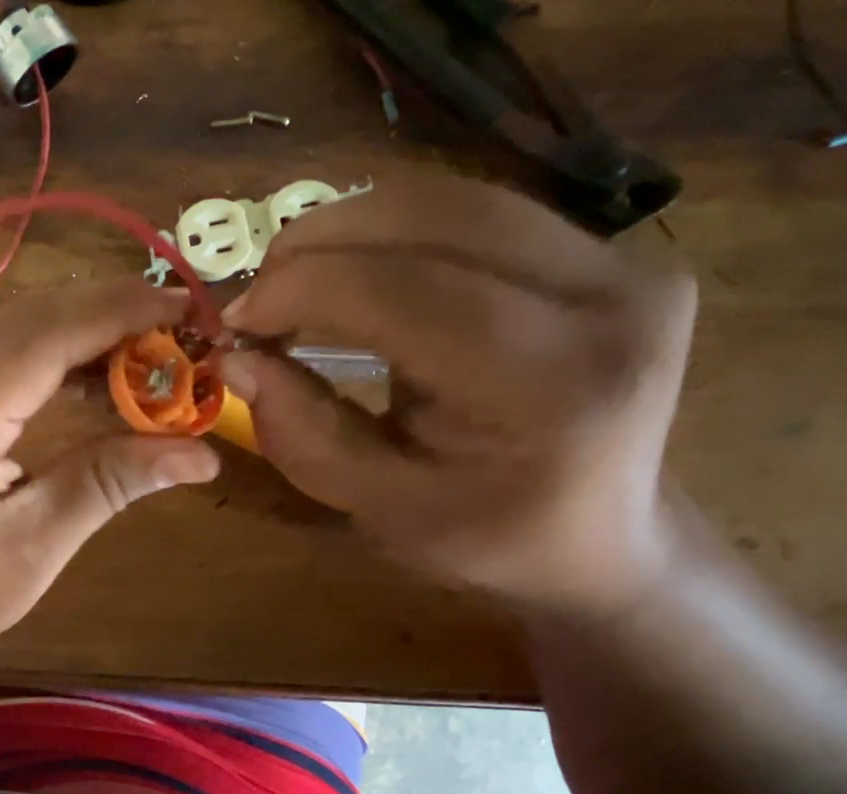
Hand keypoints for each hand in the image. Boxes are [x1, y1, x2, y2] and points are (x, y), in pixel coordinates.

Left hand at [0, 280, 220, 665]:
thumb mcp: (35, 547)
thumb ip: (110, 482)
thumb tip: (204, 452)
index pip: (41, 340)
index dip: (118, 315)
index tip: (188, 309)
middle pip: (22, 319)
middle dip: (104, 312)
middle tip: (178, 328)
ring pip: (2, 325)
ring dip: (73, 327)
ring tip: (143, 349)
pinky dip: (37, 349)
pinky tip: (82, 370)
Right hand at [222, 169, 696, 613]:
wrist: (604, 532)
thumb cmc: (484, 536)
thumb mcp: (377, 506)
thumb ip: (303, 432)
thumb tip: (233, 357)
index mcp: (552, 384)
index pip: (408, 291)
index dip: (302, 288)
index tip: (232, 322)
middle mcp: (607, 299)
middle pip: (432, 219)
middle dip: (315, 246)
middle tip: (252, 297)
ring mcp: (621, 260)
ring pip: (449, 198)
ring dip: (346, 228)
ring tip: (288, 281)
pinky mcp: (608, 246)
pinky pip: (470, 210)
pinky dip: (386, 229)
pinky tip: (346, 271)